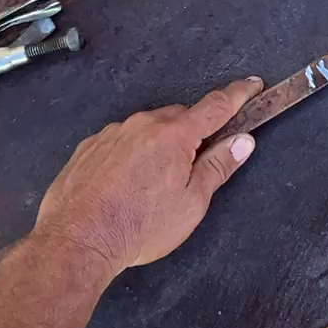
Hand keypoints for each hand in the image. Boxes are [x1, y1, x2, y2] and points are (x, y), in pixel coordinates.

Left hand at [29, 77, 262, 275]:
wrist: (74, 243)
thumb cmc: (140, 226)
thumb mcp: (191, 203)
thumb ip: (218, 167)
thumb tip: (244, 140)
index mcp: (175, 134)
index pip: (217, 105)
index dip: (240, 94)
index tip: (254, 84)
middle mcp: (144, 123)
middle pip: (180, 117)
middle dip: (192, 132)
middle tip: (192, 164)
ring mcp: (113, 132)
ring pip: (148, 128)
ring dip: (159, 144)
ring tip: (151, 184)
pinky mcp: (89, 147)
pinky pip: (121, 140)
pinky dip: (130, 153)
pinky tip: (123, 184)